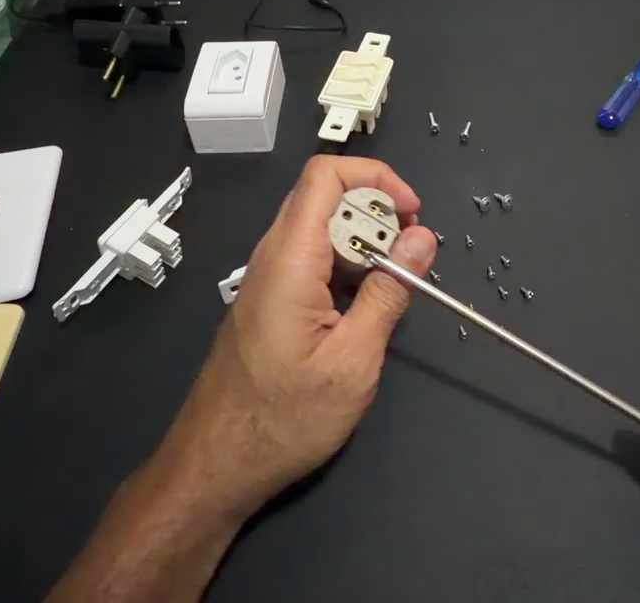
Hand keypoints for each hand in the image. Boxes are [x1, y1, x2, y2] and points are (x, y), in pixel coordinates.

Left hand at [157, 155, 435, 518]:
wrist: (217, 463)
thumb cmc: (285, 419)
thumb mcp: (353, 360)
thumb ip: (389, 293)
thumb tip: (422, 237)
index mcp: (290, 259)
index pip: (325, 174)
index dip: (376, 177)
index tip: (412, 213)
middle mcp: (273, 254)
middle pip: (324, 194)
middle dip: (376, 207)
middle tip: (411, 249)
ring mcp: (267, 274)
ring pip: (319, 224)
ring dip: (363, 236)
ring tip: (396, 277)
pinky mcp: (270, 296)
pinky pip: (311, 254)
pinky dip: (346, 261)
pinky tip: (365, 301)